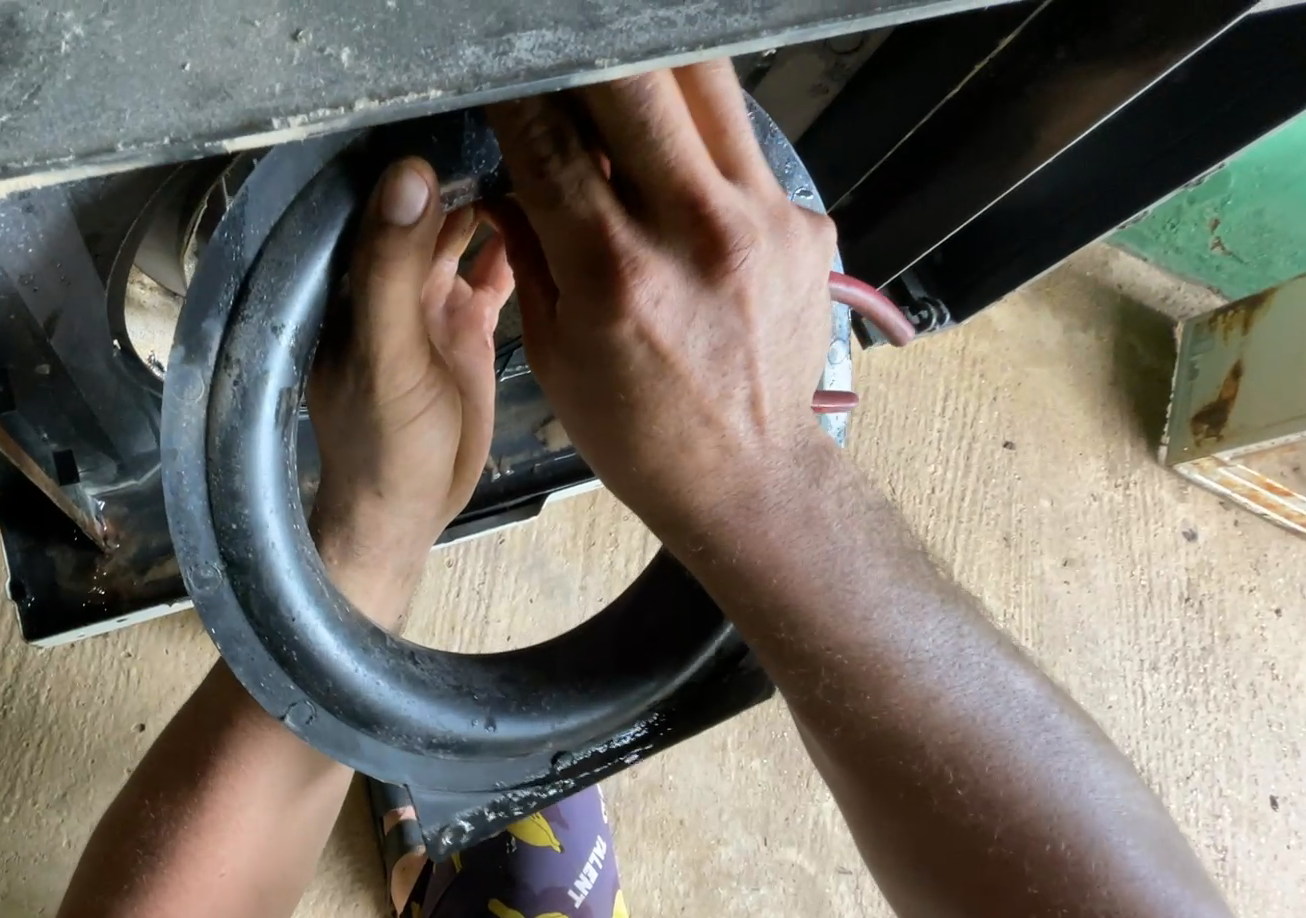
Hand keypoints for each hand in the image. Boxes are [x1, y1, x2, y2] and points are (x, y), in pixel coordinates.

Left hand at [307, 157, 514, 625]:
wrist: (407, 509)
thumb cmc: (387, 445)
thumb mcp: (385, 361)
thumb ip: (390, 274)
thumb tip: (405, 174)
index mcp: (362, 281)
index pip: (391, 196)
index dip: (430, 155)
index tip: (485, 119)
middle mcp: (396, 282)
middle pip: (433, 207)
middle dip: (473, 170)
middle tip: (538, 137)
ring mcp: (434, 303)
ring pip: (468, 234)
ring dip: (502, 202)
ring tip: (556, 168)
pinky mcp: (467, 328)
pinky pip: (494, 275)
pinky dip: (518, 248)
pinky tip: (554, 223)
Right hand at [485, 62, 838, 530]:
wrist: (743, 475)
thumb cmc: (632, 434)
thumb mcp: (554, 360)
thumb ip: (531, 261)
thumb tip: (504, 189)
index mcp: (614, 278)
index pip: (553, 147)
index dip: (518, 96)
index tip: (500, 72)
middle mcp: (695, 233)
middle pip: (638, 82)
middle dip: (585, 55)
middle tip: (558, 54)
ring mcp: (763, 220)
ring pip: (707, 85)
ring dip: (649, 72)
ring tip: (617, 87)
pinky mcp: (805, 222)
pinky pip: (742, 143)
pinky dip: (697, 137)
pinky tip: (674, 165)